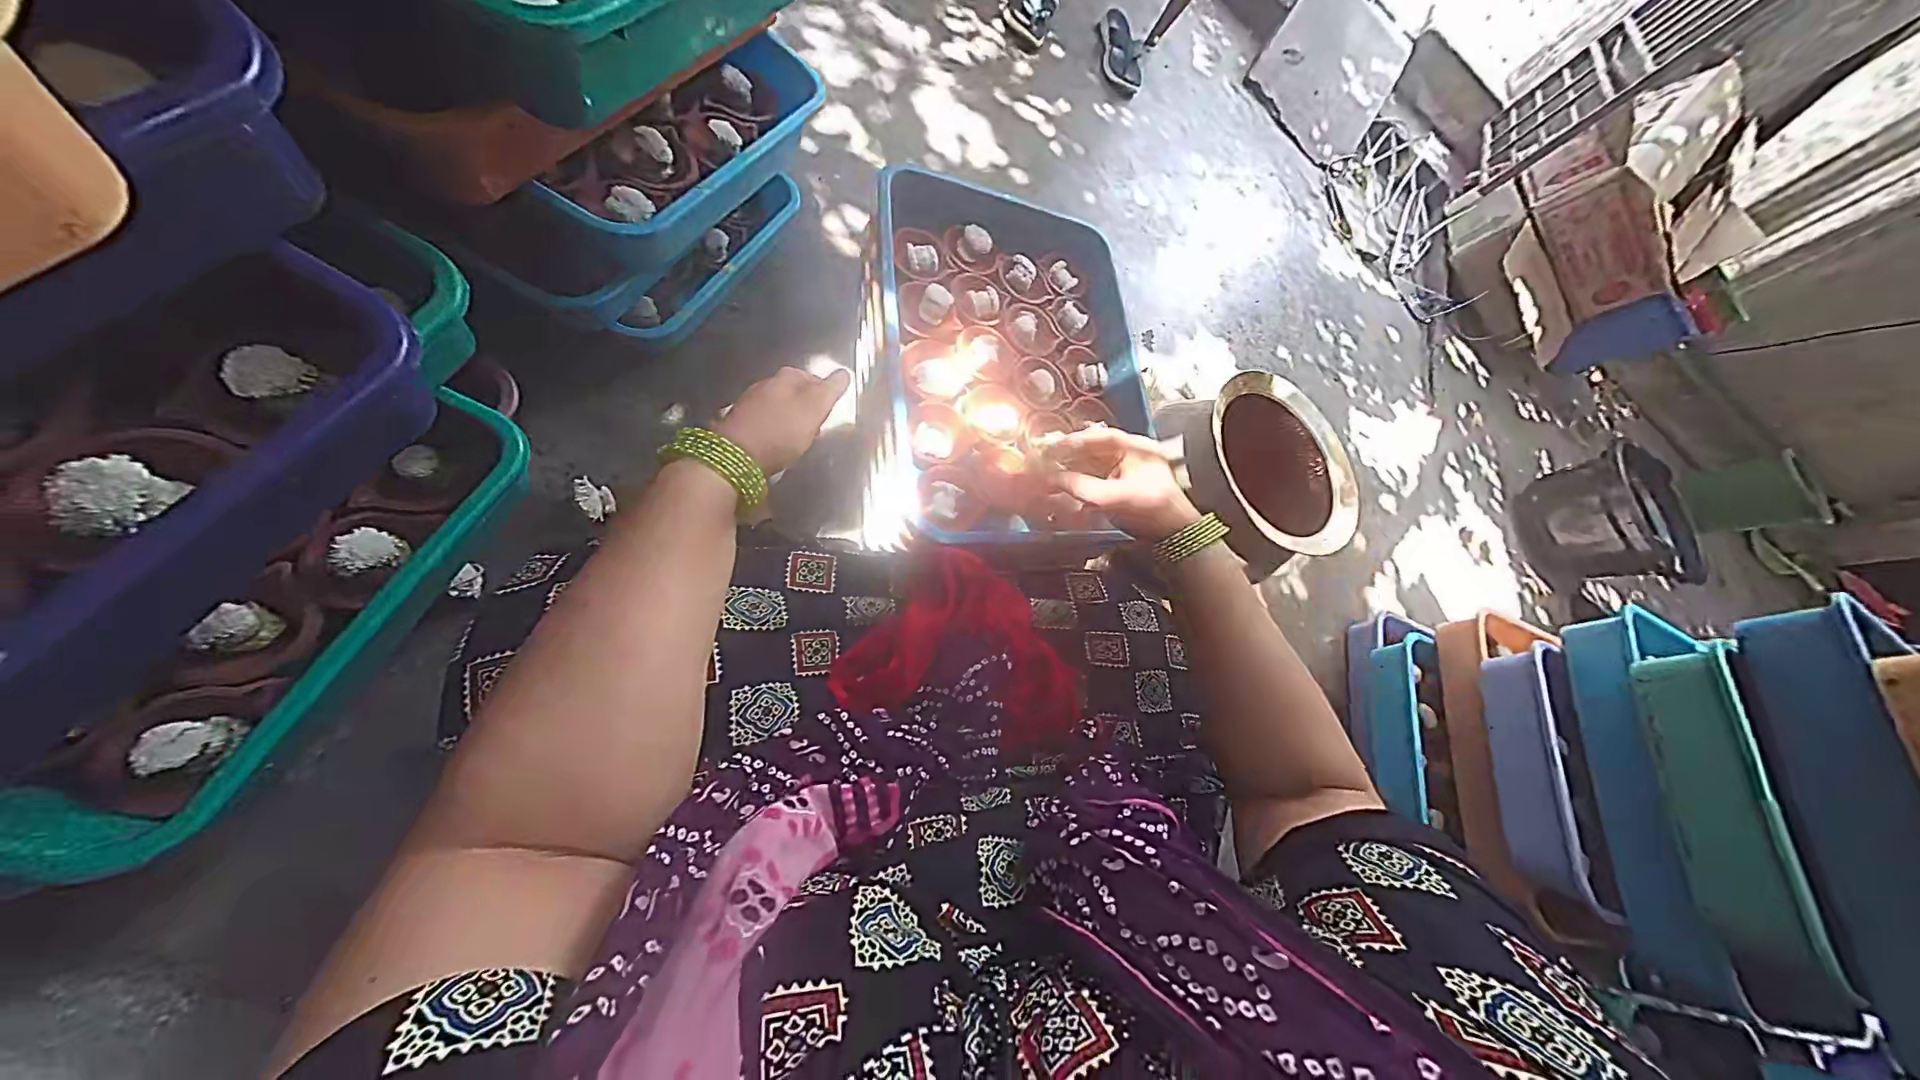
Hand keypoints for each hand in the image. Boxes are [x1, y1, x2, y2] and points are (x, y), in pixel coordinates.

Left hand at [710, 366, 851, 474]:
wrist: (737, 455)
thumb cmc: (782, 431)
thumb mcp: (814, 410)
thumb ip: (830, 391)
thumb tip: (843, 373)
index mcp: (787, 377)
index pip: (812, 377)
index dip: (824, 393)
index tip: (829, 409)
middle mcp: (766, 383)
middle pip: (793, 390)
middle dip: (805, 403)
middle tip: (817, 422)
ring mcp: (749, 402)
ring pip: (777, 404)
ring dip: (789, 415)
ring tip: (799, 433)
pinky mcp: (739, 422)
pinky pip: (764, 419)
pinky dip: (774, 426)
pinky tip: (777, 440)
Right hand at [1043, 426, 1201, 542]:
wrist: (1175, 535)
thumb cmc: (1155, 511)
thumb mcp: (1113, 497)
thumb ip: (1080, 486)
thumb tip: (1055, 478)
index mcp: (1136, 448)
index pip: (1100, 437)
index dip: (1073, 441)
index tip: (1053, 447)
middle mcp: (1131, 456)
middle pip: (1093, 451)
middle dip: (1068, 456)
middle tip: (1046, 460)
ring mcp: (1127, 472)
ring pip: (1092, 466)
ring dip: (1071, 470)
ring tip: (1051, 474)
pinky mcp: (1122, 488)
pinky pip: (1095, 481)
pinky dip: (1080, 484)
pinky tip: (1066, 488)